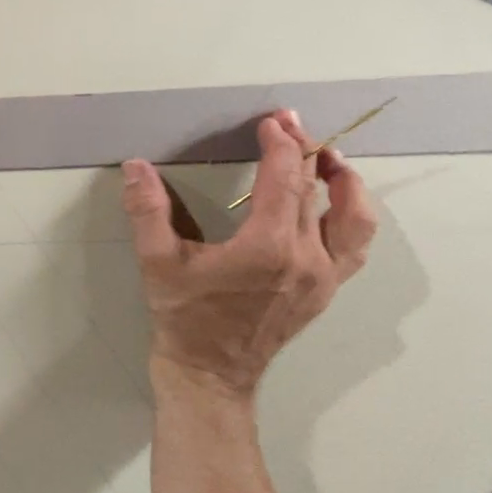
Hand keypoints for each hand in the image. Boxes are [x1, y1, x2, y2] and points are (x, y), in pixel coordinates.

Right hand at [121, 109, 377, 401]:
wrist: (210, 370)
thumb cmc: (181, 314)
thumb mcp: (156, 259)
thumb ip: (147, 209)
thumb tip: (136, 167)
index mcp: (269, 248)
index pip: (284, 182)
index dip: (280, 147)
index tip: (271, 122)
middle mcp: (308, 259)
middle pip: (321, 193)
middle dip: (307, 154)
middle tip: (291, 126)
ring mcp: (324, 278)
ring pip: (355, 221)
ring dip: (344, 185)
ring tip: (330, 161)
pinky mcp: (325, 291)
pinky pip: (353, 246)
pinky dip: (348, 217)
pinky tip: (331, 208)